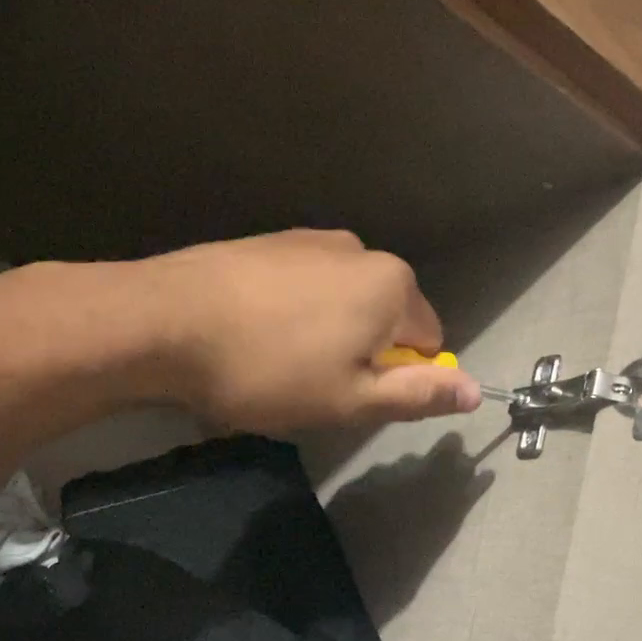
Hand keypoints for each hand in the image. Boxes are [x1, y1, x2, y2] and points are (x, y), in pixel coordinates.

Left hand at [133, 229, 479, 429]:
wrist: (166, 322)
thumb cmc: (268, 370)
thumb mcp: (350, 400)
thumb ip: (417, 394)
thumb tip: (475, 391)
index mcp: (391, 284)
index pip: (428, 339)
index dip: (397, 379)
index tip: (350, 399)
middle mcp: (358, 249)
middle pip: (381, 318)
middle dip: (357, 357)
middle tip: (309, 389)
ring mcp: (307, 240)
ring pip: (337, 305)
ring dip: (320, 340)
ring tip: (272, 368)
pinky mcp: (265, 244)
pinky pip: (298, 291)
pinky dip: (286, 320)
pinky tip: (249, 341)